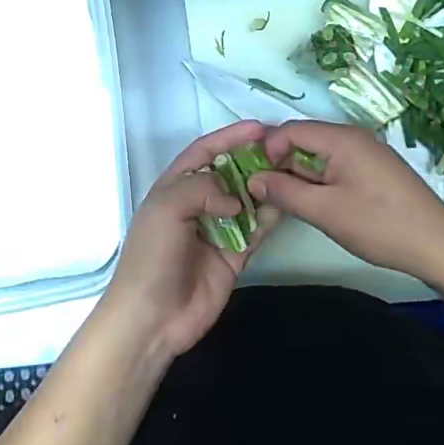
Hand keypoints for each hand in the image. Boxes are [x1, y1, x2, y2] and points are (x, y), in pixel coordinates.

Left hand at [96, 121, 277, 357]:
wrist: (152, 317)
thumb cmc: (152, 255)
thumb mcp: (167, 208)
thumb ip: (201, 189)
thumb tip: (235, 198)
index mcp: (174, 186)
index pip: (204, 152)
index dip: (229, 137)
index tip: (259, 127)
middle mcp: (196, 203)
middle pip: (228, 173)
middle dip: (252, 160)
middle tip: (282, 149)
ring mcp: (216, 229)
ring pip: (245, 200)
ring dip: (264, 186)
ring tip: (291, 172)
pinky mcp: (233, 256)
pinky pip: (255, 230)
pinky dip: (269, 218)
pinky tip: (286, 204)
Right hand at [250, 120, 443, 288]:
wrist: (442, 248)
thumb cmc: (380, 226)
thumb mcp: (325, 211)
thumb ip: (284, 191)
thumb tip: (253, 179)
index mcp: (340, 138)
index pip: (288, 129)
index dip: (267, 151)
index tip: (258, 179)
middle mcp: (353, 136)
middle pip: (303, 139)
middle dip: (281, 163)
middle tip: (269, 194)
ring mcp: (367, 151)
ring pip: (318, 154)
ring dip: (300, 174)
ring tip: (291, 202)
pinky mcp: (375, 169)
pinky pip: (336, 164)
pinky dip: (320, 179)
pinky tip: (319, 203)